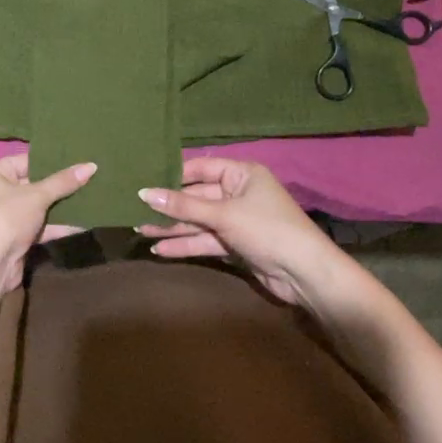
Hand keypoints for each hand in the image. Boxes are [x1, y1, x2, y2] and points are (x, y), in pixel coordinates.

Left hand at [0, 155, 95, 291]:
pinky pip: (40, 226)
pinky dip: (57, 225)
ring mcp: (7, 216)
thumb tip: (91, 165)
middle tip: (89, 178)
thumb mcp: (36, 195)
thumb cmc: (7, 217)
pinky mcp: (16, 236)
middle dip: (59, 185)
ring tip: (91, 197)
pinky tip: (83, 222)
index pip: (25, 161)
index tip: (77, 160)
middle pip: (33, 184)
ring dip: (61, 206)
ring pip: (39, 207)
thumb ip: (63, 182)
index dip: (50, 161)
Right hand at [135, 157, 349, 308]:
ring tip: (141, 231)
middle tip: (135, 210)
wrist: (306, 274)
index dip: (172, 176)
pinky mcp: (235, 244)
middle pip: (196, 197)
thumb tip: (144, 193)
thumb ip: (183, 206)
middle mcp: (238, 193)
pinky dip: (185, 245)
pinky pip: (205, 240)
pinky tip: (160, 250)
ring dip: (172, 228)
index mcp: (242, 174)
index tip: (143, 181)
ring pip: (198, 221)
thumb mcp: (223, 215)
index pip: (200, 168)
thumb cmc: (268, 230)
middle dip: (168, 207)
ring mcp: (236, 220)